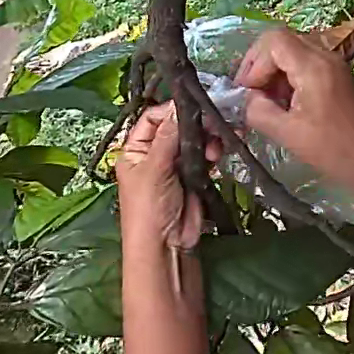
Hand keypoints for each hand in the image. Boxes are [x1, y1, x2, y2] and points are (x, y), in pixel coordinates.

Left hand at [114, 102, 219, 251]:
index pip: (152, 117)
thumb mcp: (154, 169)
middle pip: (177, 126)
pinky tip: (218, 154)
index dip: (170, 110)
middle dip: (195, 124)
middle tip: (213, 123)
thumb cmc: (149, 208)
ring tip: (215, 147)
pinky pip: (205, 155)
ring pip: (194, 139)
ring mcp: (175, 164)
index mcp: (135, 149)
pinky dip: (213, 151)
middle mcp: (155, 152)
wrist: (167, 247)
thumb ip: (168, 137)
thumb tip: (179, 107)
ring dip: (207, 138)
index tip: (192, 107)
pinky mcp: (194, 175)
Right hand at [235, 27, 353, 188]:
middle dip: (259, 62)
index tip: (247, 91)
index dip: (254, 63)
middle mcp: (325, 56)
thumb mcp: (286, 133)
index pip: (274, 42)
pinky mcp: (335, 72)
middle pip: (281, 39)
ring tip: (266, 97)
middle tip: (249, 90)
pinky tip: (284, 99)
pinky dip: (287, 73)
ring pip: (291, 48)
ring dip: (272, 68)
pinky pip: (303, 60)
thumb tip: (247, 97)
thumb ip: (258, 110)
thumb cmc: (330, 149)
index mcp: (313, 67)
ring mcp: (333, 62)